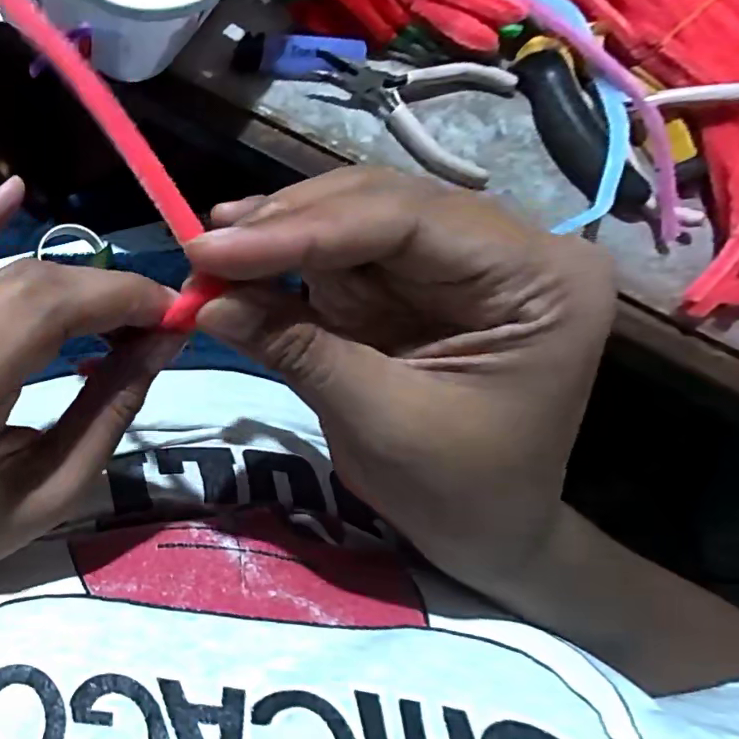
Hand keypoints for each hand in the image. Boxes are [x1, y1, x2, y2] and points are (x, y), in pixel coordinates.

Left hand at [0, 177, 181, 614]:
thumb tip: (164, 336)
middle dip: (101, 288)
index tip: (170, 309)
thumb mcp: (60, 486)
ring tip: (121, 300)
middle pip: (25, 287)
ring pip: (2, 278)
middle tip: (155, 312)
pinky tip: (15, 191)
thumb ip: (111, 405)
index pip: (41, 315)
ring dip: (70, 278)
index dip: (113, 297)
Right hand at [184, 166, 615, 588]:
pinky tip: (240, 257)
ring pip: (353, 220)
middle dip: (286, 226)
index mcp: (535, 279)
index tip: (214, 246)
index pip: (409, 222)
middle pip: (381, 206)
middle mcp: (500, 250)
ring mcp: (451, 265)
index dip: (304, 229)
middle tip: (203, 248)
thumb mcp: (377, 421)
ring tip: (212, 249)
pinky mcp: (408, 287)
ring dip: (278, 234)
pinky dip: (284, 260)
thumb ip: (297, 350)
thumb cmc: (455, 489)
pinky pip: (338, 257)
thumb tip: (206, 303)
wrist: (483, 531)